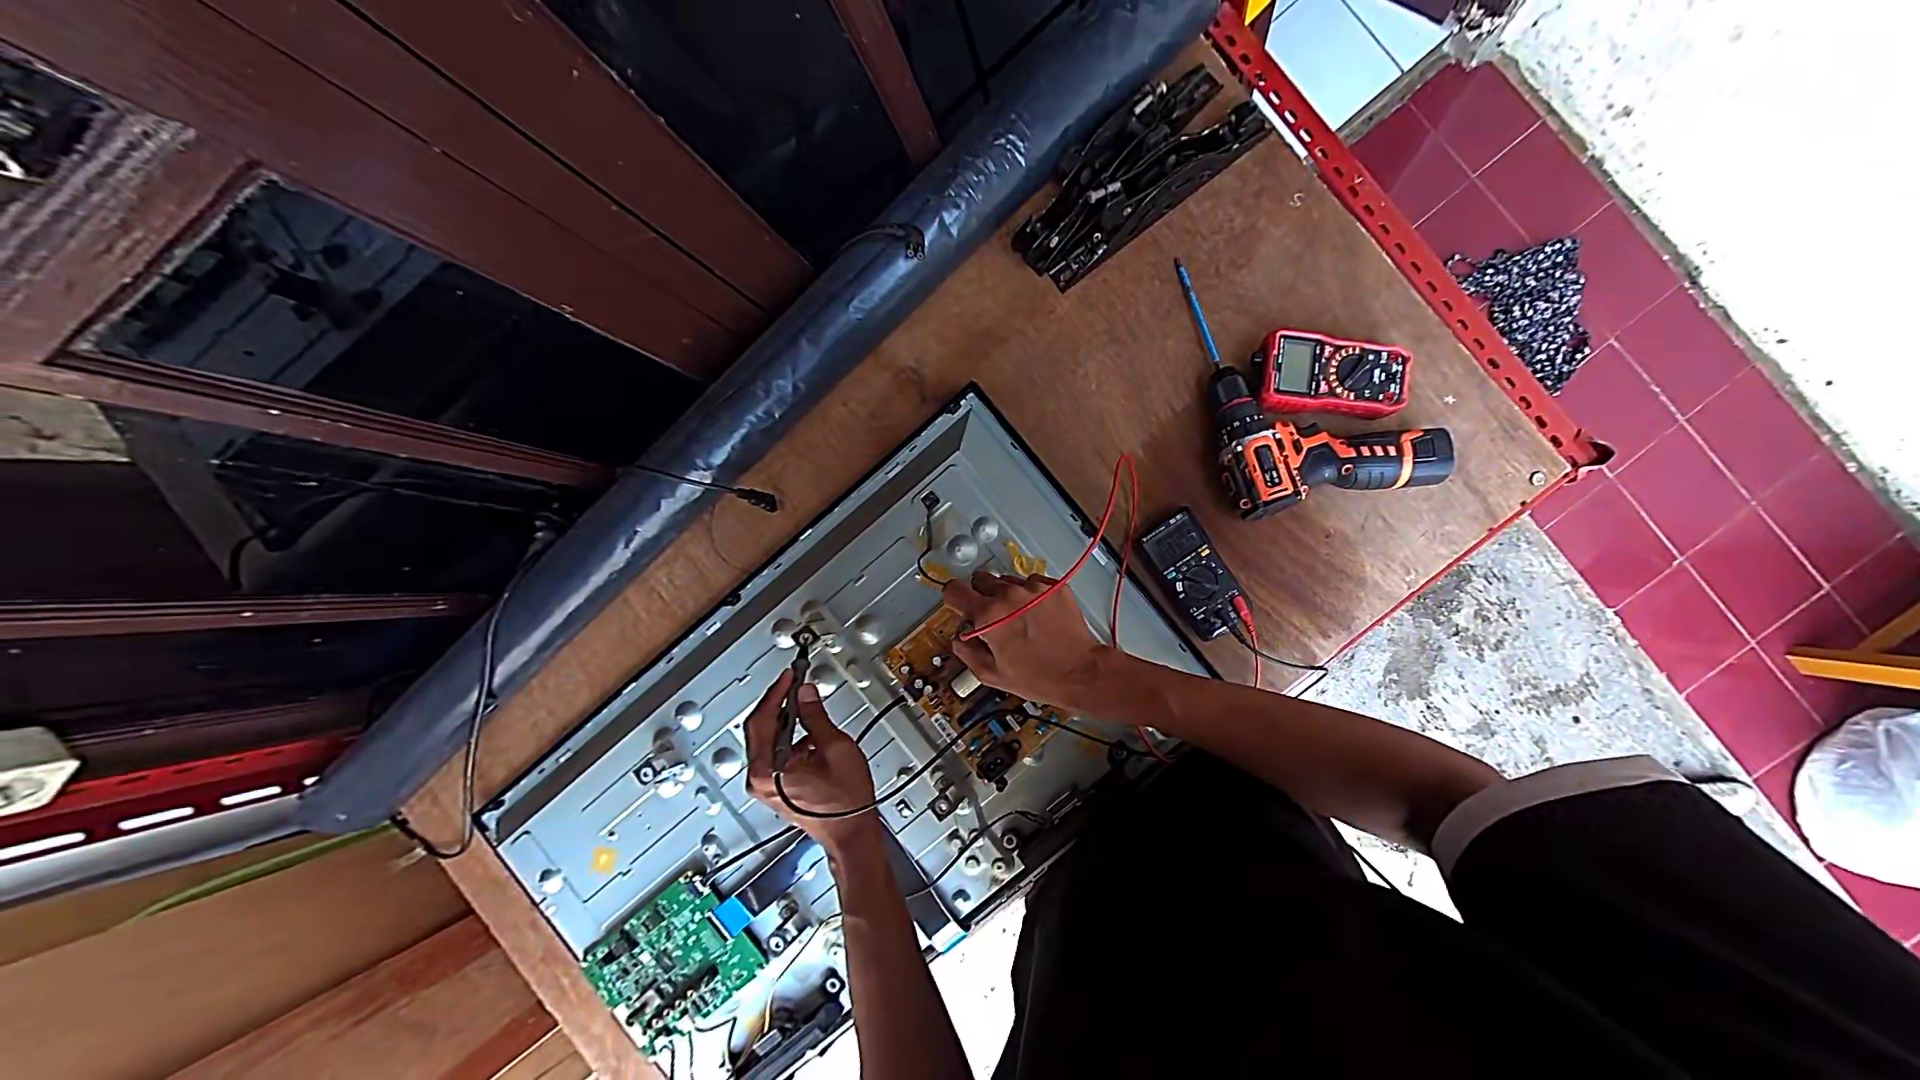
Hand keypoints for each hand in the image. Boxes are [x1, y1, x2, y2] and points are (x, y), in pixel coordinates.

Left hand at [744, 670, 882, 854]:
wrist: (851, 833)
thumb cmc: (845, 803)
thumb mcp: (835, 747)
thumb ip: (816, 716)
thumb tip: (806, 694)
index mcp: (767, 770)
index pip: (762, 719)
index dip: (776, 693)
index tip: (788, 676)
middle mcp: (760, 779)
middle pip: (760, 728)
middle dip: (779, 703)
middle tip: (794, 683)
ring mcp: (767, 784)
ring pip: (768, 739)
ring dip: (786, 719)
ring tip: (806, 703)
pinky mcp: (775, 787)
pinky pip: (776, 752)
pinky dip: (791, 736)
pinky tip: (810, 729)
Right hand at [942, 570, 1116, 711]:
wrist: (1081, 672)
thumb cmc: (1040, 676)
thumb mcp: (992, 674)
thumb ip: (967, 651)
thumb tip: (960, 639)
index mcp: (989, 616)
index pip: (955, 590)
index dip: (953, 598)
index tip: (957, 603)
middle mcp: (1010, 596)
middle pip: (981, 579)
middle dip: (981, 595)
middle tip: (991, 616)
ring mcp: (1034, 590)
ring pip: (1008, 580)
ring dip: (1007, 596)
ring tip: (1019, 619)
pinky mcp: (1054, 588)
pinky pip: (1033, 582)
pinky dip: (1031, 595)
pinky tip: (1036, 615)